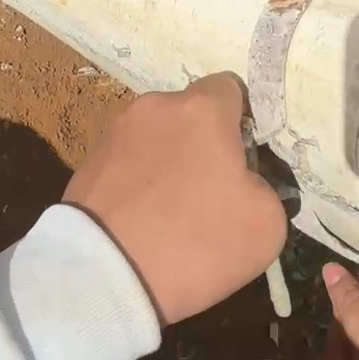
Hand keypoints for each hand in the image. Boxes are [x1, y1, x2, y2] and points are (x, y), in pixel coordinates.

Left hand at [62, 73, 287, 324]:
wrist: (108, 270)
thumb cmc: (196, 240)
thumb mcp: (266, 223)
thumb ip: (262, 183)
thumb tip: (242, 178)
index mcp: (201, 109)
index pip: (229, 88)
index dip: (241, 120)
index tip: (243, 158)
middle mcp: (157, 105)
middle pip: (191, 113)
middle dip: (203, 142)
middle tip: (210, 190)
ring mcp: (119, 127)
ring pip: (158, 134)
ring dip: (169, 158)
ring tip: (171, 208)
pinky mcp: (93, 154)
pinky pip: (130, 157)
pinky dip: (140, 177)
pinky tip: (143, 215)